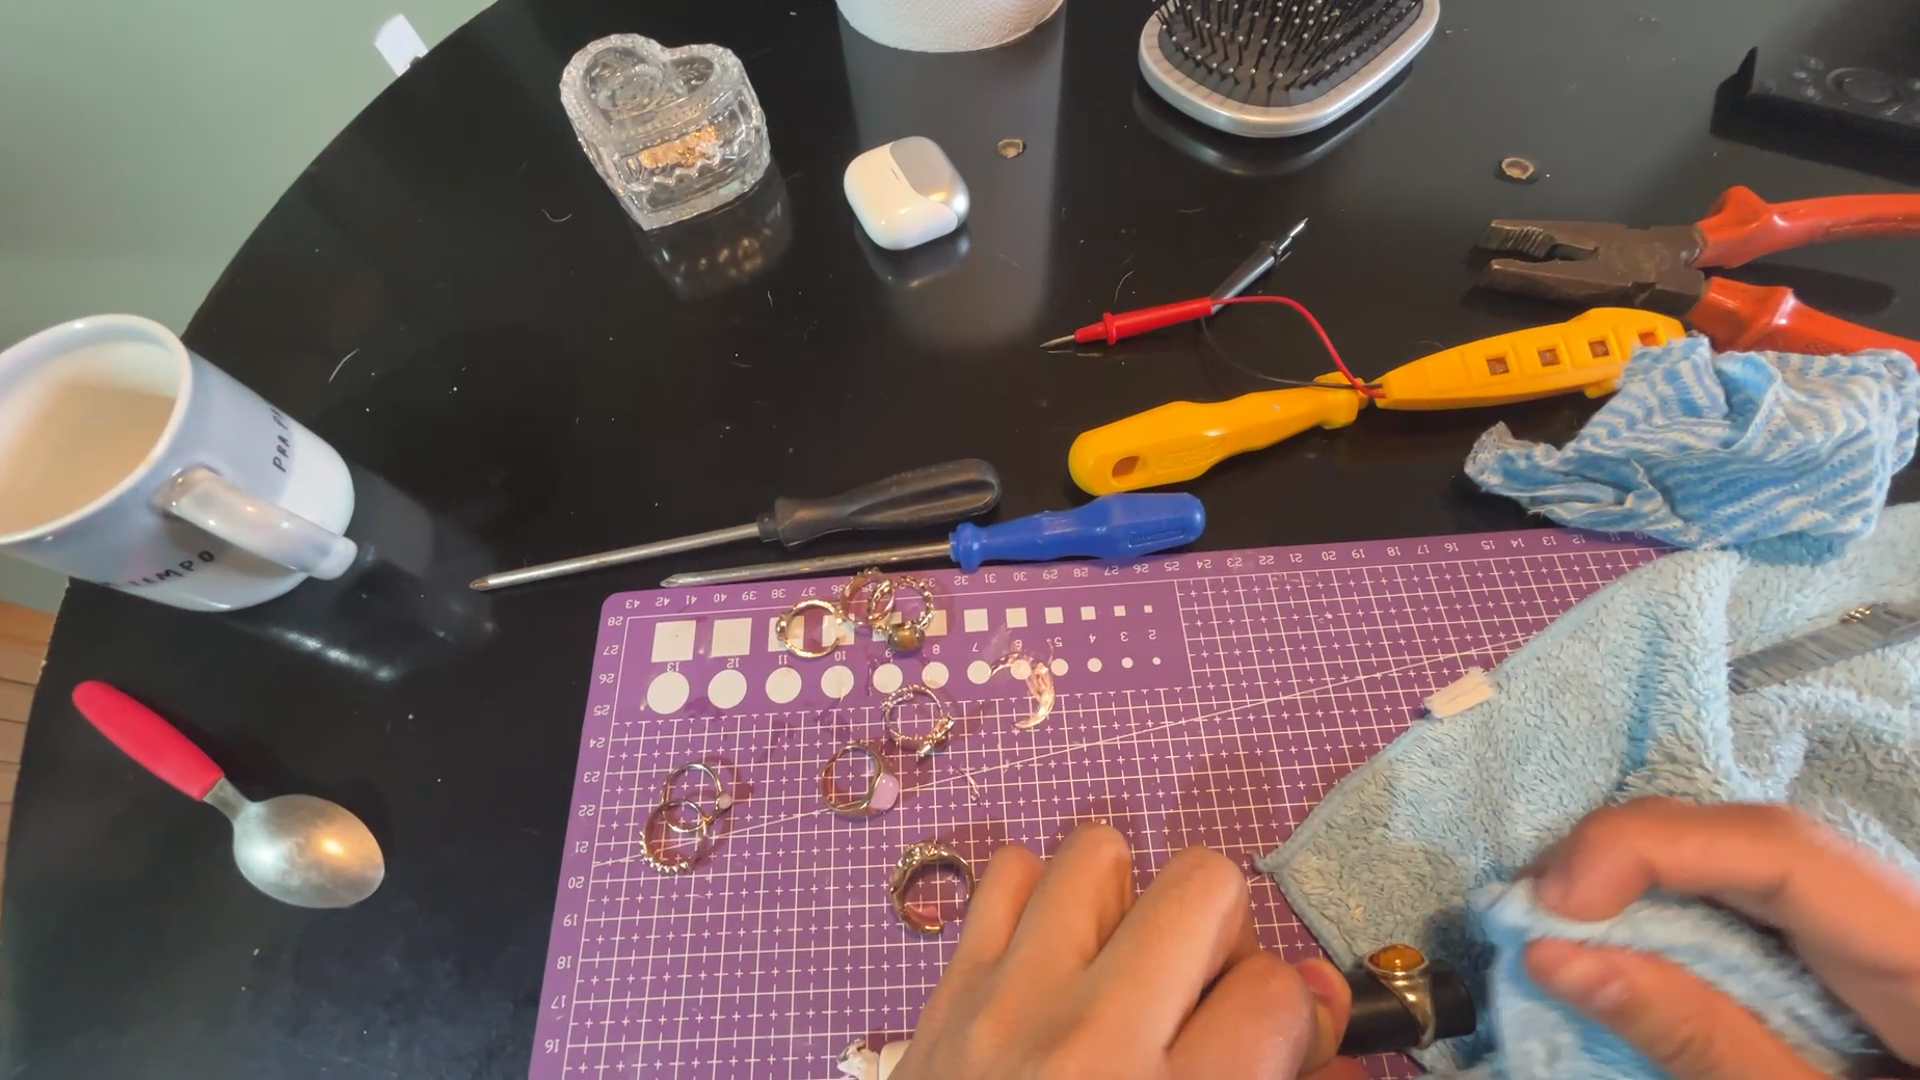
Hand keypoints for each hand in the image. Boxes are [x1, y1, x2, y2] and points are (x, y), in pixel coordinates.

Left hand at [894, 824, 1364, 1078]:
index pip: (1277, 995)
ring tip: (1113, 961)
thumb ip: (1269, 1079)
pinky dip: (1039, 898)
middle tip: (1191, 984)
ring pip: (1098, 850)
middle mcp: (1092, 1038)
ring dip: (1125, 898)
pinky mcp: (953, 979)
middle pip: (1201, 884)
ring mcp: (1010, 995)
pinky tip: (1045, 956)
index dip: (1289, 1013)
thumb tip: (1318, 991)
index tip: (1261, 1037)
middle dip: (1219, 928)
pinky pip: (1010, 870)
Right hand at [1525, 798, 1919, 1078]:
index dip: (1648, 849)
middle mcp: (1913, 920)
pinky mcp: (1850, 951)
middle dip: (1624, 856)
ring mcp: (1884, 930)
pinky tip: (1621, 935)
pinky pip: (1743, 898)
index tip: (1556, 904)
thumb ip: (1701, 1043)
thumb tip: (1548, 956)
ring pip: (1733, 857)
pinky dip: (1666, 908)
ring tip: (1565, 922)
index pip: (1782, 850)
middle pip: (1747, 839)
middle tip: (1540, 910)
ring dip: (1633, 877)